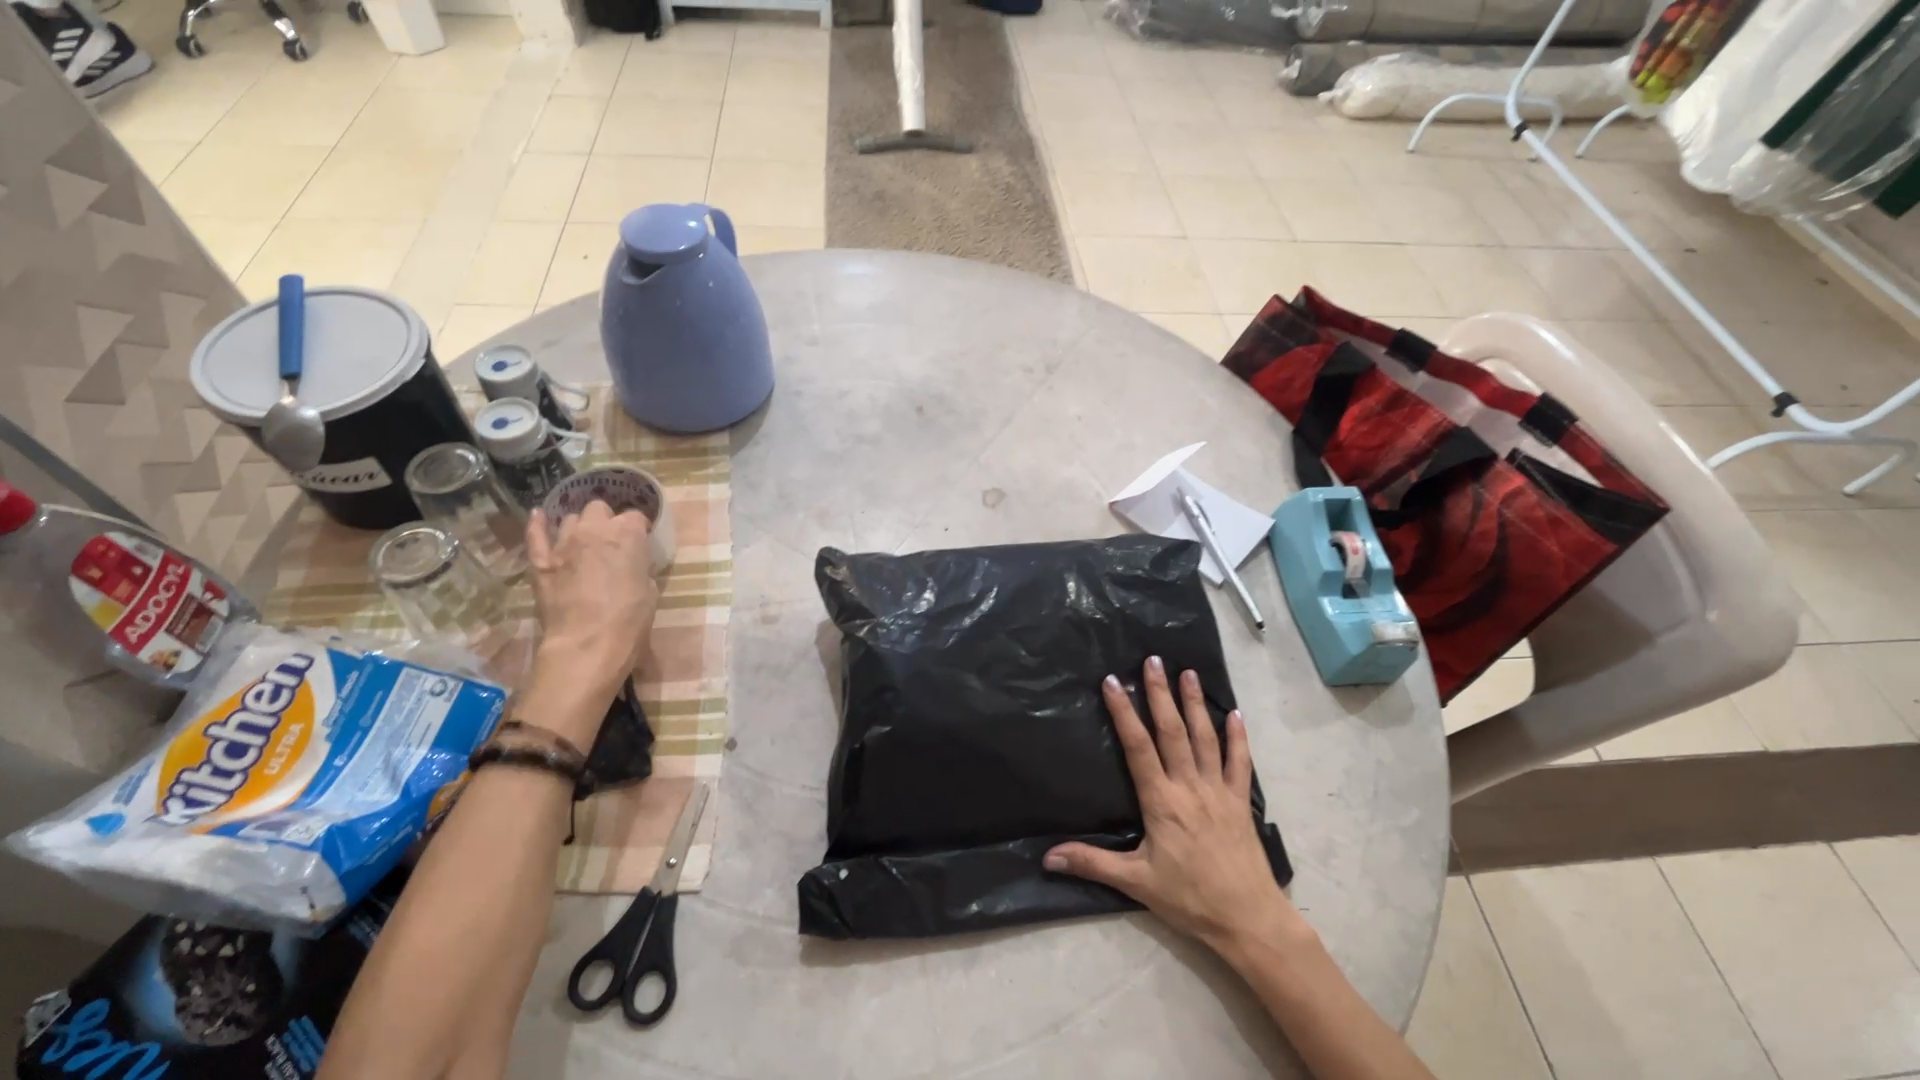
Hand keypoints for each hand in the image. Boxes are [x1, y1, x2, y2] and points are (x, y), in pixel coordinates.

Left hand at [525, 502, 657, 706]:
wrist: (587, 645)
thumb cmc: (629, 621)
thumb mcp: (650, 591)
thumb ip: (640, 568)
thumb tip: (631, 564)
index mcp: (628, 534)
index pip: (636, 517)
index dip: (639, 530)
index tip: (641, 543)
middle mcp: (594, 529)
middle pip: (599, 509)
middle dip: (606, 521)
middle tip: (611, 542)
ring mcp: (563, 543)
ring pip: (570, 520)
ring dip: (580, 527)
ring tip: (584, 542)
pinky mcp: (541, 561)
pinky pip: (535, 534)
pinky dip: (538, 524)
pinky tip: (540, 516)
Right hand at [1044, 657, 1310, 960]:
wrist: (1248, 918)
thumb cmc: (1189, 899)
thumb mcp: (1135, 882)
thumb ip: (1092, 863)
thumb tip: (1047, 857)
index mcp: (1162, 802)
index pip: (1138, 747)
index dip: (1124, 713)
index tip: (1113, 681)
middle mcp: (1190, 787)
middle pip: (1173, 732)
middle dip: (1161, 694)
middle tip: (1154, 660)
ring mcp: (1219, 792)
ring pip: (1205, 739)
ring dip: (1196, 704)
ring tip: (1189, 673)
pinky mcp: (1241, 803)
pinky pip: (1240, 763)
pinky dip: (1236, 737)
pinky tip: (1234, 714)